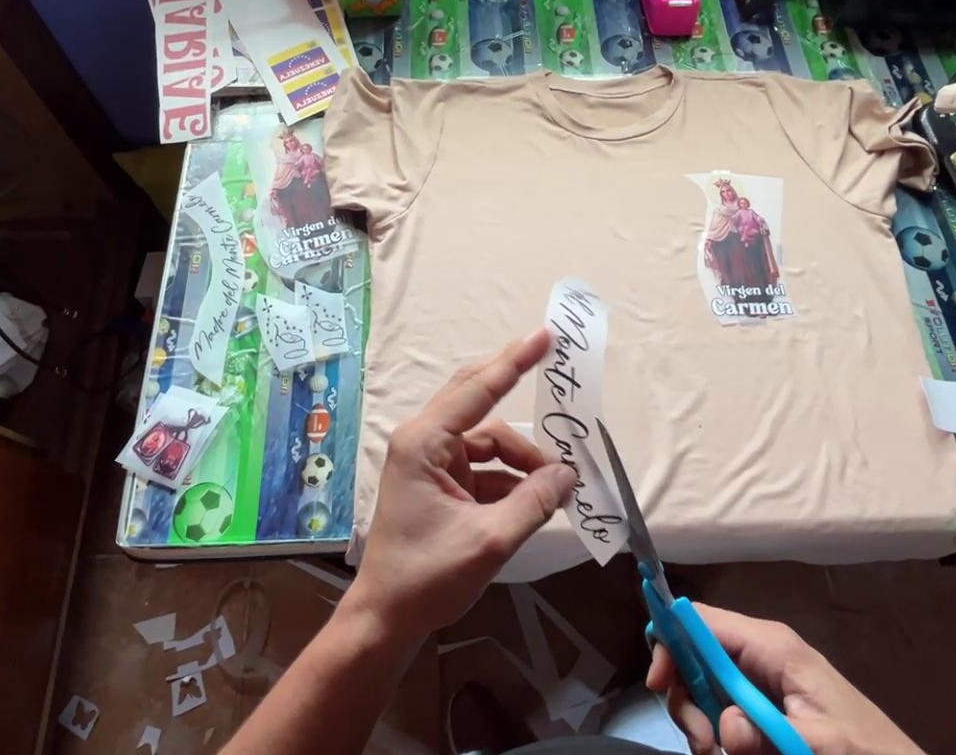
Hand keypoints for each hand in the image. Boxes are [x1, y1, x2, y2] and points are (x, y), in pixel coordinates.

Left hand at [344, 329, 575, 646]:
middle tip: (551, 363)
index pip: (477, 390)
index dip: (513, 362)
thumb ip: (532, 503)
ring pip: (487, 441)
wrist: (386, 618)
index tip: (543, 336)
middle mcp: (424, 441)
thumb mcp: (488, 541)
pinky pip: (483, 467)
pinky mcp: (439, 483)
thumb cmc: (426, 578)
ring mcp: (431, 461)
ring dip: (522, 460)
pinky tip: (536, 500)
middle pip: (477, 400)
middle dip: (514, 384)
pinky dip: (511, 480)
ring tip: (556, 487)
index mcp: (424, 443)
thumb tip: (568, 475)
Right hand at [646, 604, 922, 754]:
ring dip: (701, 723)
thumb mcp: (821, 743)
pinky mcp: (763, 705)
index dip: (669, 641)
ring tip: (720, 754)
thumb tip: (725, 726)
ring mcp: (760, 679)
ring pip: (702, 687)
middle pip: (692, 656)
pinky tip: (734, 754)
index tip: (658, 684)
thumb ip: (767, 733)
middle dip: (686, 698)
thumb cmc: (866, 751)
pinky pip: (721, 710)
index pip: (697, 619)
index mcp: (769, 644)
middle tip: (704, 743)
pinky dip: (718, 734)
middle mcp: (758, 652)